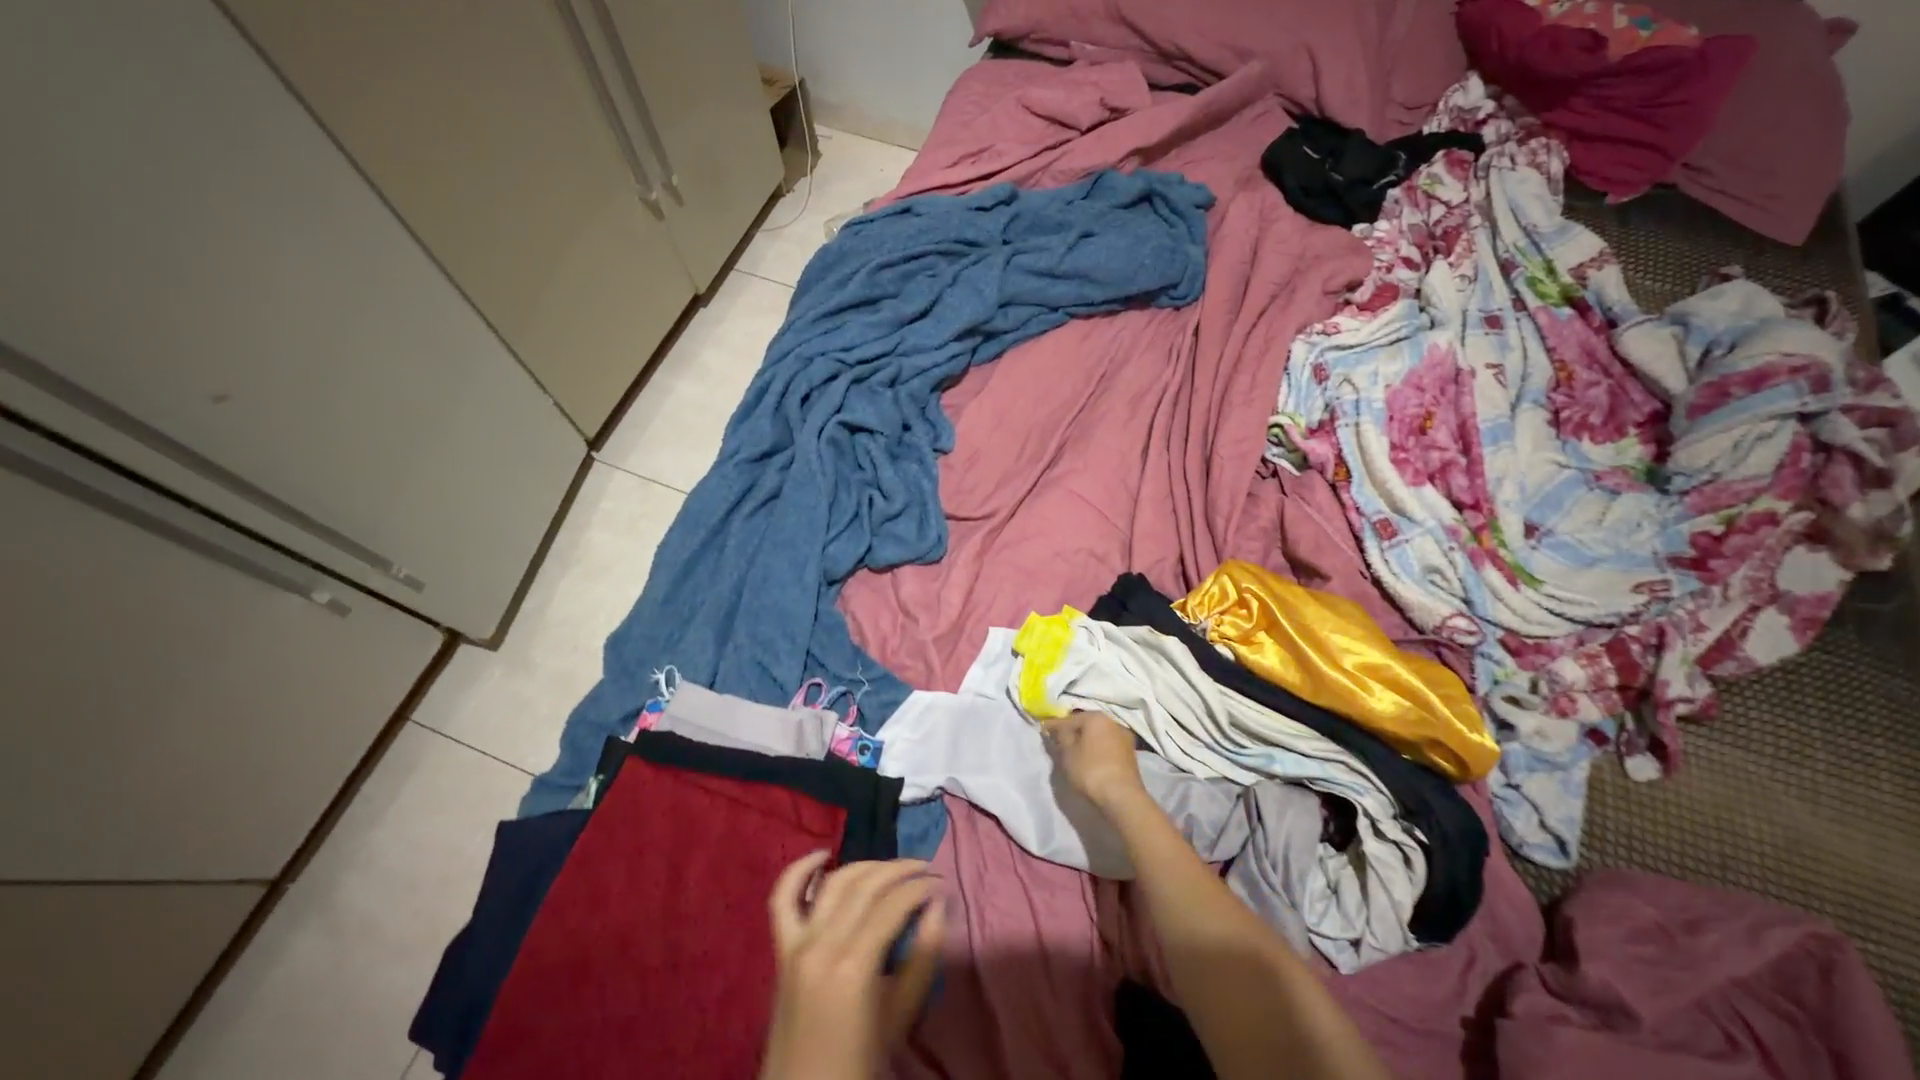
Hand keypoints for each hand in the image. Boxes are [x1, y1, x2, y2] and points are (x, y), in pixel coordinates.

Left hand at [760, 853, 945, 1079]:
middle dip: (900, 870)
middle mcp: (822, 944)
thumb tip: (938, 905)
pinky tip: (822, 856)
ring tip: (893, 868)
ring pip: (833, 883)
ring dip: (865, 866)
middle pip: (864, 885)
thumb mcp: (901, 1014)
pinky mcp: (780, 950)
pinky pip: (782, 899)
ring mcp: (796, 944)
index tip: (943, 885)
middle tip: (927, 870)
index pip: (893, 904)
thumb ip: (923, 957)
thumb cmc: (861, 1060)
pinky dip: (799, 871)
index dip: (921, 887)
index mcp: (854, 964)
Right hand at [1046, 710, 1146, 812]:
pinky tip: (1090, 761)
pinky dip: (1097, 751)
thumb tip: (1058, 727)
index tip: (1044, 732)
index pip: (1069, 719)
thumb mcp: (1067, 753)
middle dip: (1073, 733)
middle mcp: (1113, 722)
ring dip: (1086, 743)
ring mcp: (1124, 737)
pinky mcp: (1130, 754)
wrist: (1122, 796)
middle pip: (1086, 725)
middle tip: (1058, 744)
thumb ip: (1061, 736)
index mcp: (1096, 717)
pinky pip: (1107, 747)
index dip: (1054, 726)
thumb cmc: (1090, 770)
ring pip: (1098, 736)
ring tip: (1073, 754)